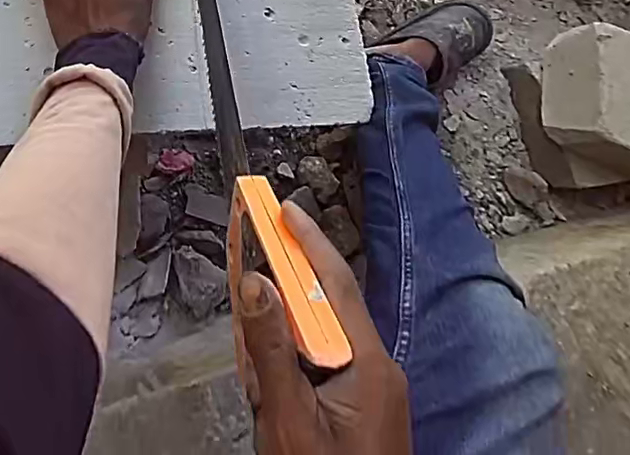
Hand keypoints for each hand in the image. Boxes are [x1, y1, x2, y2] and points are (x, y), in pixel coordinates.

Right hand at [233, 202, 410, 454]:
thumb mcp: (289, 422)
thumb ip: (270, 350)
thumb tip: (255, 281)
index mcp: (370, 365)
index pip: (334, 282)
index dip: (308, 239)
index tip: (283, 207)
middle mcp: (377, 368)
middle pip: (325, 306)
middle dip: (286, 287)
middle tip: (252, 269)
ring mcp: (372, 390)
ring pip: (319, 336)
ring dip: (283, 331)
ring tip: (255, 352)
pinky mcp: (360, 408)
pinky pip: (321, 363)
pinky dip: (291, 358)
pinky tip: (270, 382)